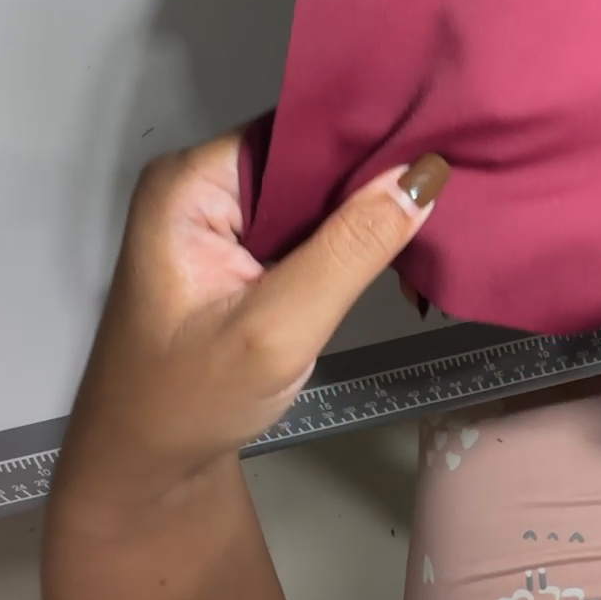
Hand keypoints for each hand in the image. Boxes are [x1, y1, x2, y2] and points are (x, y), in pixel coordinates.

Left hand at [56, 132, 448, 508]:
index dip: (368, 134)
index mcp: (192, 182)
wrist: (150, 468)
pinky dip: (356, 232)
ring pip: (320, 189)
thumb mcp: (279, 326)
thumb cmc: (193, 400)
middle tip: (450, 180)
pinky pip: (316, 220)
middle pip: (312, 155)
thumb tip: (426, 173)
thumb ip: (352, 248)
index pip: (299, 131)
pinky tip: (399, 236)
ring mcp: (227, 216)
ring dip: (370, 205)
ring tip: (435, 206)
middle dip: (376, 172)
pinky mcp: (248, 246)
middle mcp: (207, 183)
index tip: (437, 140)